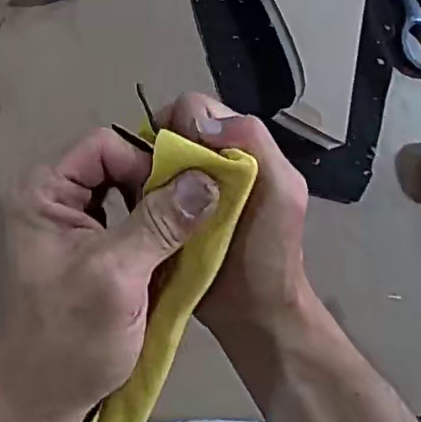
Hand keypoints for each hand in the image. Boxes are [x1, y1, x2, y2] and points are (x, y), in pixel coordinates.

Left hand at [0, 127, 222, 421]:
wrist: (40, 406)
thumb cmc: (68, 341)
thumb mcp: (117, 276)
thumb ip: (160, 223)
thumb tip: (208, 178)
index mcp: (45, 189)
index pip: (107, 144)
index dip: (145, 160)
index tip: (181, 191)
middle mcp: (56, 195)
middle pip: (119, 161)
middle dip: (157, 183)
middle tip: (191, 207)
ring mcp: (73, 221)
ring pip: (129, 188)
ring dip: (160, 205)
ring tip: (186, 225)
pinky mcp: (92, 245)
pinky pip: (132, 215)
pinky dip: (156, 225)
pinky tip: (174, 243)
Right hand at [158, 93, 313, 337]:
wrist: (257, 314)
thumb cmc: (272, 250)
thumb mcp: (283, 189)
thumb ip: (255, 141)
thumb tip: (201, 120)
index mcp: (234, 141)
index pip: (194, 107)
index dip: (179, 122)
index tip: (173, 154)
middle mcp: (207, 155)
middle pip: (169, 129)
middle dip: (158, 147)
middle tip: (155, 182)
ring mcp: (183, 184)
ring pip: (151, 157)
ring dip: (144, 172)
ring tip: (147, 202)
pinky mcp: (164, 211)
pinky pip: (141, 189)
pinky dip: (136, 196)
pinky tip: (141, 216)